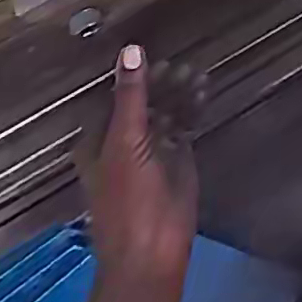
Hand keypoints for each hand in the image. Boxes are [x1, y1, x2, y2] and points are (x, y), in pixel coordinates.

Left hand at [72, 45, 203, 283]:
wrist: (152, 251)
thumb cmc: (129, 198)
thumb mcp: (125, 141)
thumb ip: (131, 95)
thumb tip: (131, 50)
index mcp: (98, 140)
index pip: (115, 97)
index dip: (135, 77)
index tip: (158, 59)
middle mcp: (123, 142)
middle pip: (144, 102)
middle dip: (162, 84)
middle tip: (184, 68)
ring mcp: (151, 151)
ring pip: (165, 112)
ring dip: (179, 94)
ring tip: (197, 77)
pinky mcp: (176, 159)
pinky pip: (183, 125)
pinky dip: (191, 110)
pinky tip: (203, 96)